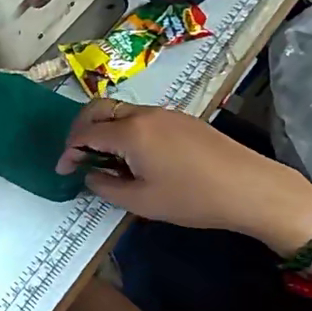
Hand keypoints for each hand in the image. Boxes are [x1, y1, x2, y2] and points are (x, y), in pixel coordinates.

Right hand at [54, 99, 311, 254]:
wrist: (248, 186)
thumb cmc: (192, 198)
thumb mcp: (142, 201)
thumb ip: (107, 187)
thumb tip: (90, 175)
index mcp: (130, 131)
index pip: (86, 132)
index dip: (69, 151)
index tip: (63, 171)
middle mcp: (145, 113)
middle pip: (100, 110)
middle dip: (81, 130)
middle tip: (77, 157)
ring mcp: (166, 113)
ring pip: (122, 111)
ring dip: (104, 129)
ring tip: (106, 161)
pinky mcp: (182, 119)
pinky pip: (141, 117)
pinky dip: (125, 130)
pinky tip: (134, 156)